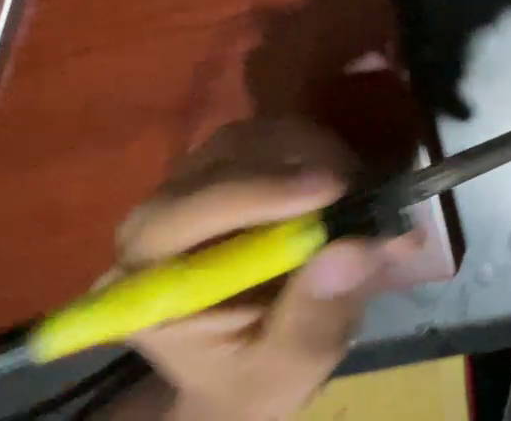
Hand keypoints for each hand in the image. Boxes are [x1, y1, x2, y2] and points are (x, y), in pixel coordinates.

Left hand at [111, 120, 420, 420]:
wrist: (256, 362)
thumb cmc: (259, 375)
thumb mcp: (290, 369)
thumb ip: (315, 316)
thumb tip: (358, 247)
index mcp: (147, 287)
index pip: (174, 221)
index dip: (248, 195)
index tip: (328, 188)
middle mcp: (156, 225)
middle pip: (217, 165)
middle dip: (295, 168)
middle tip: (363, 187)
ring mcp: (193, 187)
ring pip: (250, 140)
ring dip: (313, 155)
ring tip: (362, 191)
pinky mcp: (231, 167)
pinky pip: (272, 135)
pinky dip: (318, 149)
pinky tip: (349, 181)